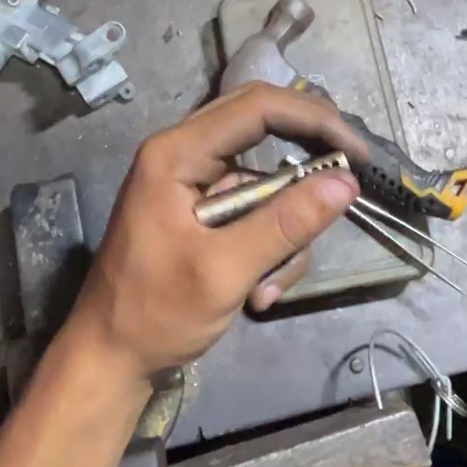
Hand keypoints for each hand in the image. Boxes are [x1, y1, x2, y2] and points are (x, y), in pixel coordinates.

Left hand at [64, 83, 364, 379]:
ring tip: (268, 287)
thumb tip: (346, 183)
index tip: (358, 152)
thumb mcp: (224, 272)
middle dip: (309, 155)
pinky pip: (255, 208)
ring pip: (266, 177)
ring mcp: (193, 180)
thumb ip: (285, 224)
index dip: (314, 120)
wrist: (109, 359)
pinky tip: (257, 293)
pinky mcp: (203, 208)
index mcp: (176, 152)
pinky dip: (270, 246)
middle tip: (348, 180)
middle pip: (263, 125)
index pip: (257, 107)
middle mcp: (184, 152)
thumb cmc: (154, 314)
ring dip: (284, 229)